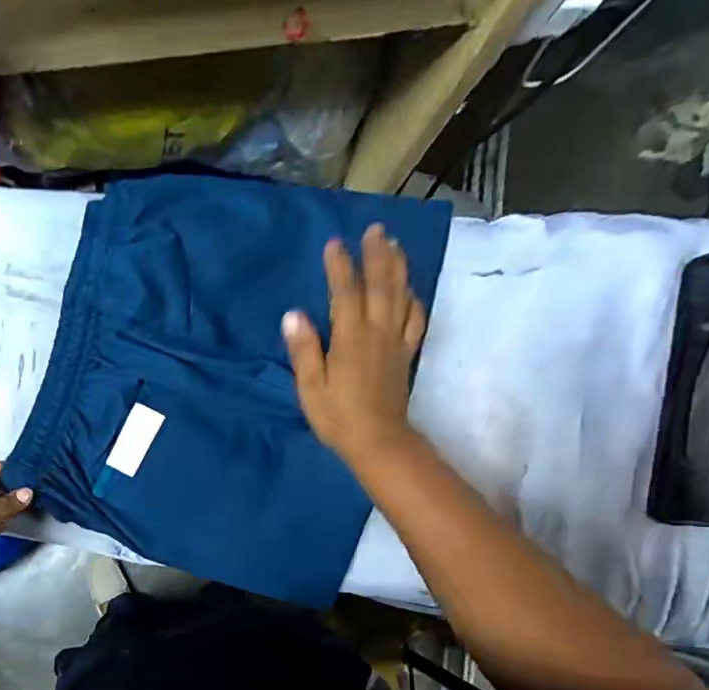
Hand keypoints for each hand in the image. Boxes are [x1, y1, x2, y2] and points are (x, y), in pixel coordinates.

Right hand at [283, 224, 427, 463]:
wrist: (378, 440)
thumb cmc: (337, 416)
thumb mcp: (310, 386)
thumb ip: (304, 349)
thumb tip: (294, 315)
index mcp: (350, 338)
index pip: (345, 293)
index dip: (339, 266)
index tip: (334, 243)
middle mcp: (377, 331)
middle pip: (380, 285)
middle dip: (377, 255)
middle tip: (375, 229)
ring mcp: (396, 341)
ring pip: (401, 295)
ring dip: (398, 267)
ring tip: (394, 246)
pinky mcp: (405, 354)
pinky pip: (414, 318)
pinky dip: (413, 298)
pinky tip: (410, 290)